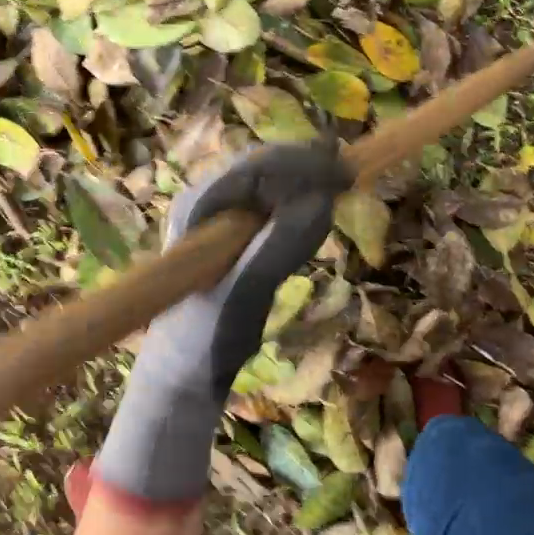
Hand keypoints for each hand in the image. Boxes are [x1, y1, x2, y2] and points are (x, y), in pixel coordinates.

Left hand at [94, 142, 351, 502]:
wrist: (183, 372)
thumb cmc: (207, 337)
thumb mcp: (246, 294)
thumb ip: (280, 245)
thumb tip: (321, 200)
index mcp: (198, 206)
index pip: (256, 165)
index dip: (302, 162)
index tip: (345, 172)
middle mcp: (206, 199)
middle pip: (264, 165)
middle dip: (307, 167)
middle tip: (349, 179)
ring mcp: (217, 213)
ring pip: (270, 180)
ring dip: (305, 181)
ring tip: (339, 188)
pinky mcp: (231, 229)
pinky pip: (270, 203)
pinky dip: (297, 203)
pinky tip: (315, 213)